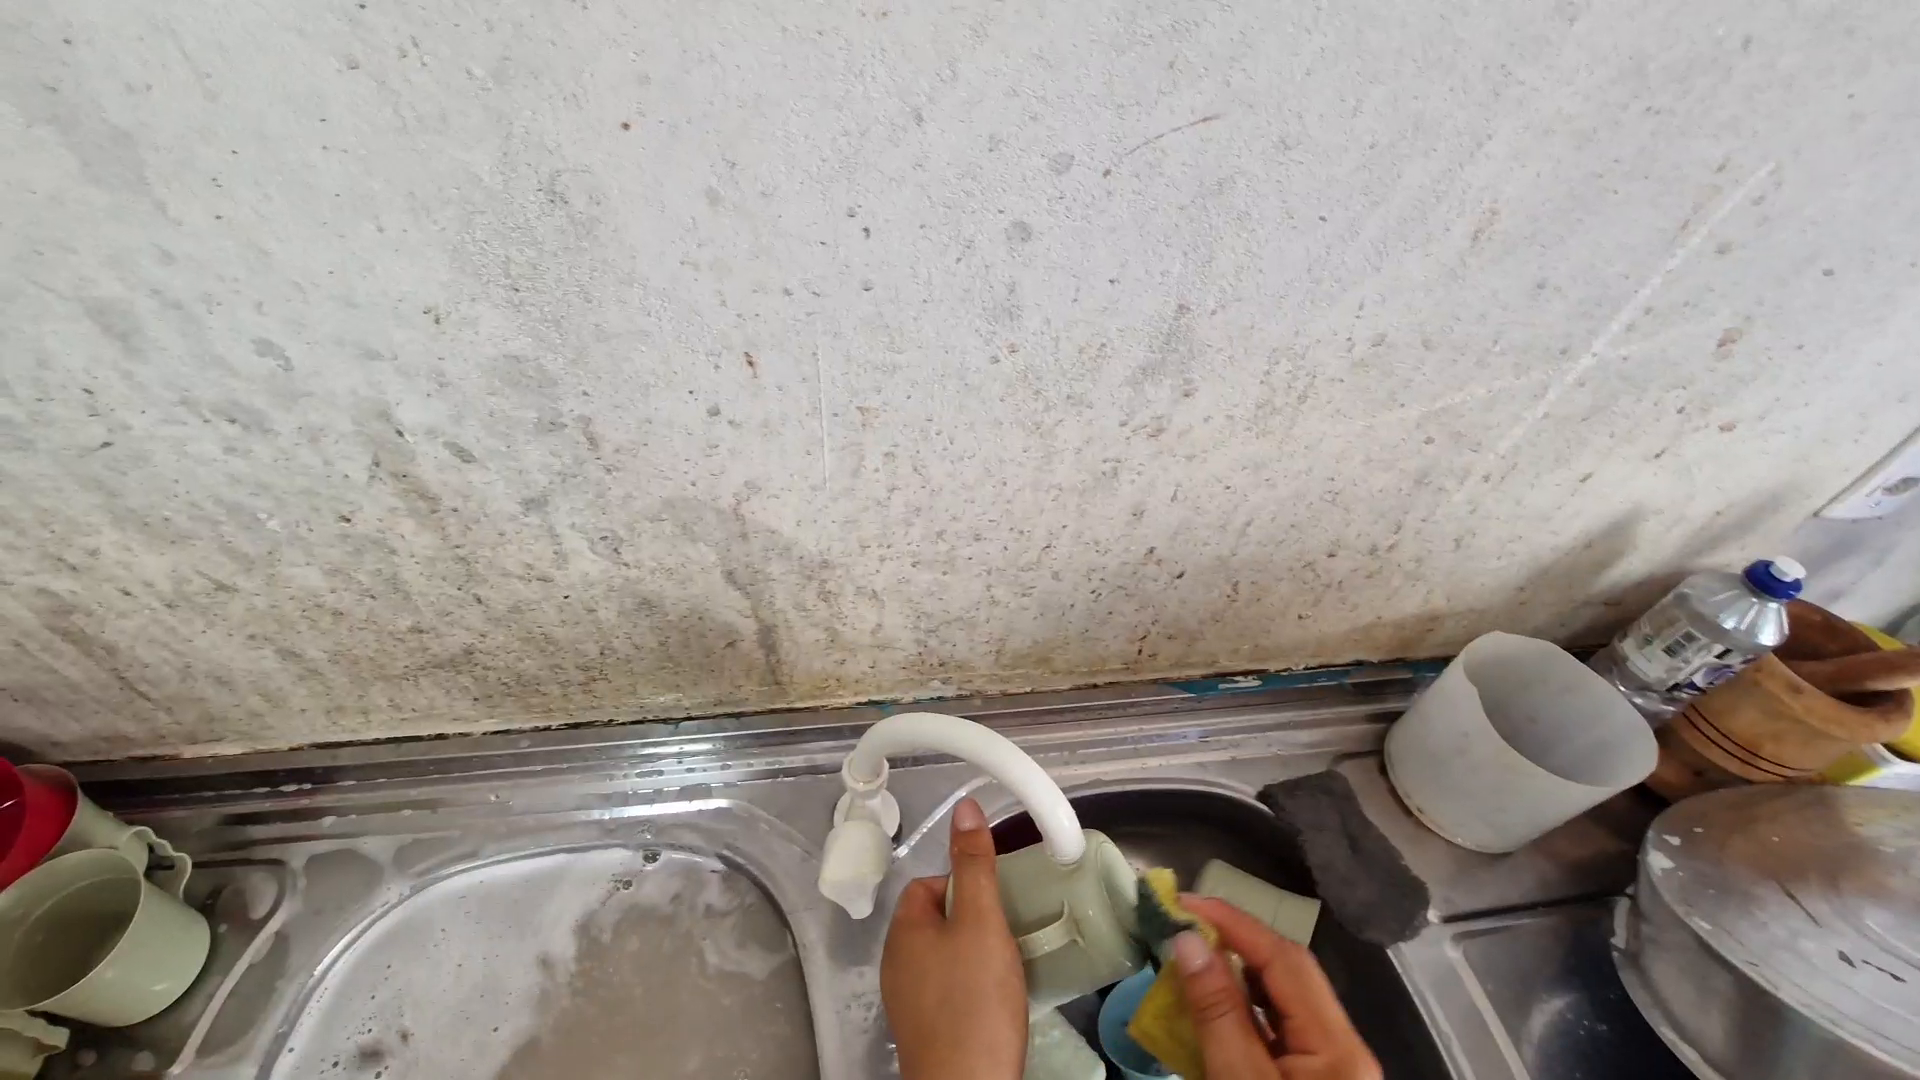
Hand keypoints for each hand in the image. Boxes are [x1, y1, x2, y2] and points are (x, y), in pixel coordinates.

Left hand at [880, 797, 1026, 1079]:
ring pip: (943, 956)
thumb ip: (974, 864)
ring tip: (1003, 969)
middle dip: (971, 921)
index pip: (928, 884)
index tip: (993, 904)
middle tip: (1003, 937)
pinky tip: (992, 1002)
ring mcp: (906, 1001)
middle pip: (936, 919)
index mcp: (902, 929)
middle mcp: (895, 962)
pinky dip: (970, 988)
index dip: (963, 886)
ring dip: (973, 955)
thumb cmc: (974, 999)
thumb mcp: (980, 920)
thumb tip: (964, 806)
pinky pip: (946, 990)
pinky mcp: (923, 1031)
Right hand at [1172, 895, 1380, 1079]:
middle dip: (1234, 942)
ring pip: (1280, 1002)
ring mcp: (1328, 1071)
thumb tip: (1188, 939)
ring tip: (1188, 957)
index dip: (1234, 923)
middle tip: (1182, 925)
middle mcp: (1342, 1050)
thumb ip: (1217, 1012)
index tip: (1183, 903)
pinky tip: (1209, 1007)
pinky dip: (1239, 1011)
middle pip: (1287, 975)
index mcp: (1338, 1047)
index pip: (1285, 959)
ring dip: (1234, 974)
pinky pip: (1274, 1032)